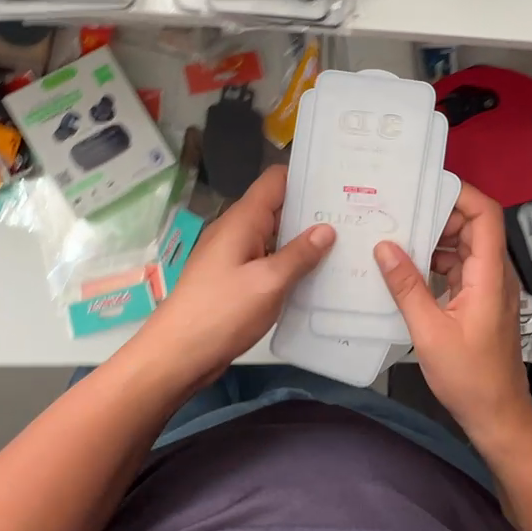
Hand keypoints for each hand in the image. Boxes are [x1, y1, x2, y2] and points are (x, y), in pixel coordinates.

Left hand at [130, 167, 334, 390]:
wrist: (177, 354)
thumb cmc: (222, 312)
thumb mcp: (268, 282)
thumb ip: (299, 254)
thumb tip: (326, 229)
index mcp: (243, 220)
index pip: (276, 180)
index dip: (306, 176)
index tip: (340, 182)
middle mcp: (237, 230)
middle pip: (278, 207)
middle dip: (312, 210)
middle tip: (354, 216)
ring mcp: (233, 255)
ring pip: (274, 236)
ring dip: (303, 239)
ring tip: (345, 243)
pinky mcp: (234, 279)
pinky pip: (267, 260)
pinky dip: (290, 263)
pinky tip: (316, 275)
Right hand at [375, 183, 531, 444]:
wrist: (497, 416)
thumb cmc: (470, 378)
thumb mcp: (430, 332)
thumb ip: (407, 287)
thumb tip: (385, 246)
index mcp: (489, 275)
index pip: (486, 216)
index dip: (461, 195)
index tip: (424, 188)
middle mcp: (494, 275)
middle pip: (473, 227)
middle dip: (438, 215)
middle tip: (400, 211)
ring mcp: (487, 288)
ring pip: (465, 247)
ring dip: (435, 239)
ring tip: (396, 234)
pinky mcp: (478, 302)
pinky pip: (459, 268)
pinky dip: (436, 262)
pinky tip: (406, 267)